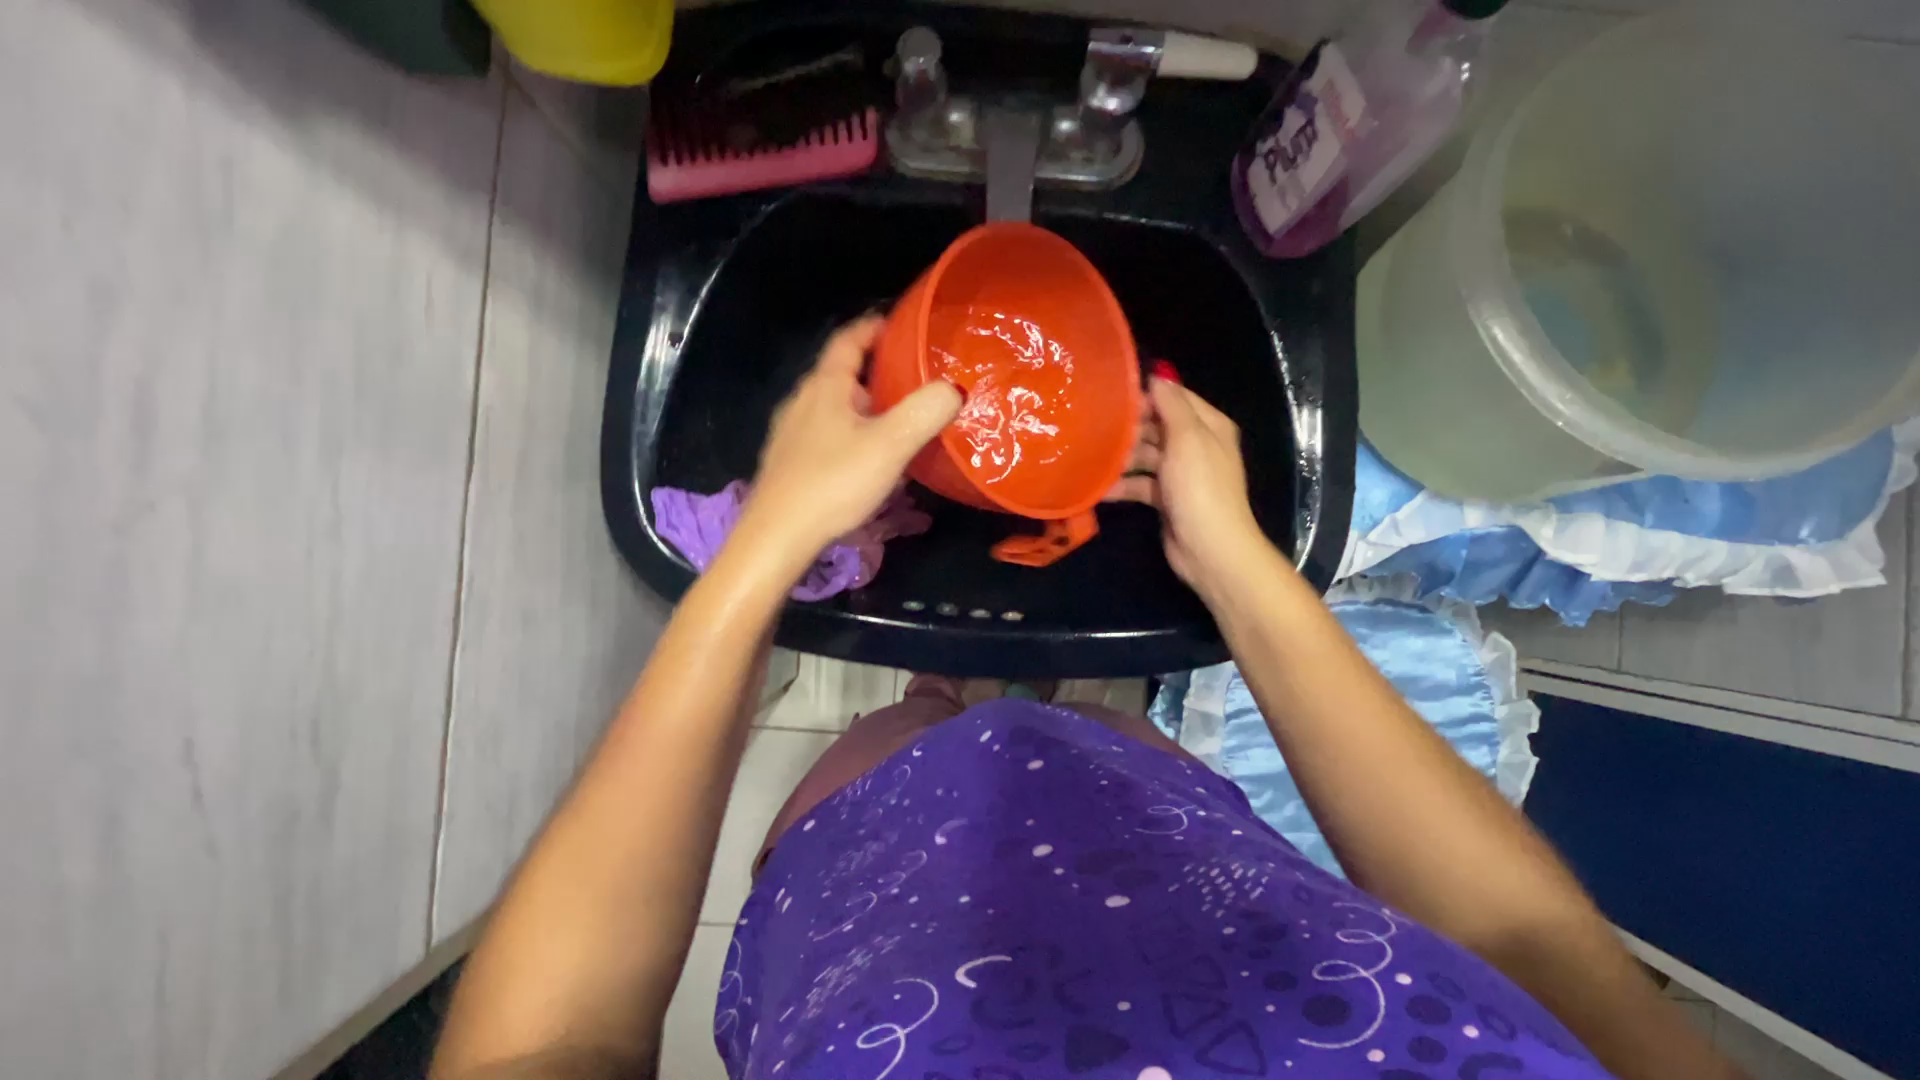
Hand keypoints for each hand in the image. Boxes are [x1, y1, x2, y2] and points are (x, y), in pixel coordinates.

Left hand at [733, 316, 961, 570]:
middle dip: (878, 370)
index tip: (904, 327)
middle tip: (916, 378)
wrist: (777, 536)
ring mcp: (792, 432)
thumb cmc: (833, 483)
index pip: (849, 339)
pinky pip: (827, 434)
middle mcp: (803, 400)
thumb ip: (925, 412)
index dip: (875, 328)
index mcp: (825, 386)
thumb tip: (954, 389)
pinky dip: (853, 432)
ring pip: (835, 406)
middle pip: (842, 373)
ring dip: (867, 405)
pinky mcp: (790, 462)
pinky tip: (870, 457)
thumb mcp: (889, 446)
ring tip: (901, 418)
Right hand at [1108, 377, 1268, 593]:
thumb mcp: (1188, 438)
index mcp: (1208, 426)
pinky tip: (1098, 488)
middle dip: (1129, 428)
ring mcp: (1180, 474)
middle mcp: (1196, 445)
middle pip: (1157, 426)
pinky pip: (1140, 484)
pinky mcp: (1167, 498)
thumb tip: (1155, 378)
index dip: (1146, 395)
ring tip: (1091, 457)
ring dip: (1121, 458)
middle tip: (1094, 427)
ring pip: (1146, 456)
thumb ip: (1171, 405)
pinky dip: (1122, 486)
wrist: (1209, 548)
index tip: (1111, 396)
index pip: (1175, 397)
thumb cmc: (1200, 487)